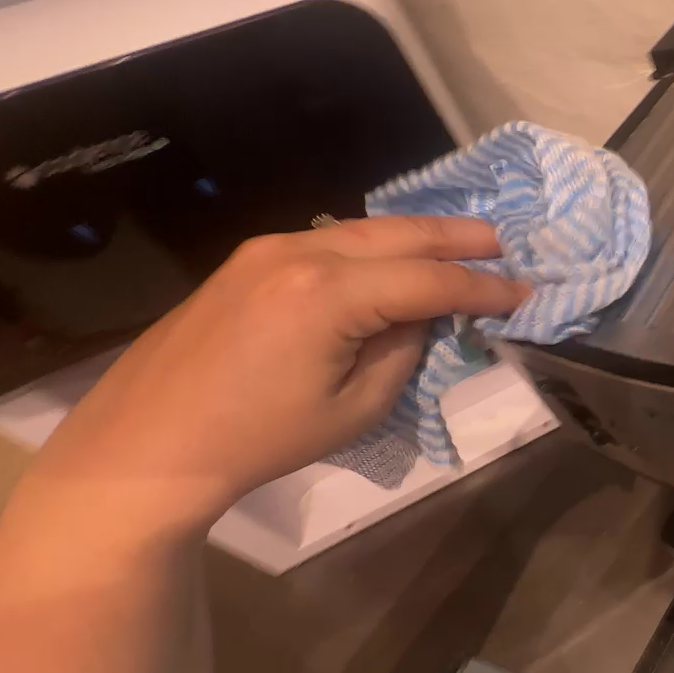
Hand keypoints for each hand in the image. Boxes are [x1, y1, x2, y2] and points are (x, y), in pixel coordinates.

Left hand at [21, 217, 527, 531]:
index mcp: (330, 295)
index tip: (526, 293)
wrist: (147, 444)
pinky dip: (382, 245)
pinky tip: (404, 257)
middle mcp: (300, 255)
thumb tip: (423, 316)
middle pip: (403, 234)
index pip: (432, 281)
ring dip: (423, 236)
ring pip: (368, 229)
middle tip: (510, 246)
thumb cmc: (263, 437)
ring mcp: (269, 251)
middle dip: (463, 239)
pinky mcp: (250, 261)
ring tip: (469, 244)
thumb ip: (403, 348)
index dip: (485, 288)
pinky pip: (335, 240)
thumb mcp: (358, 406)